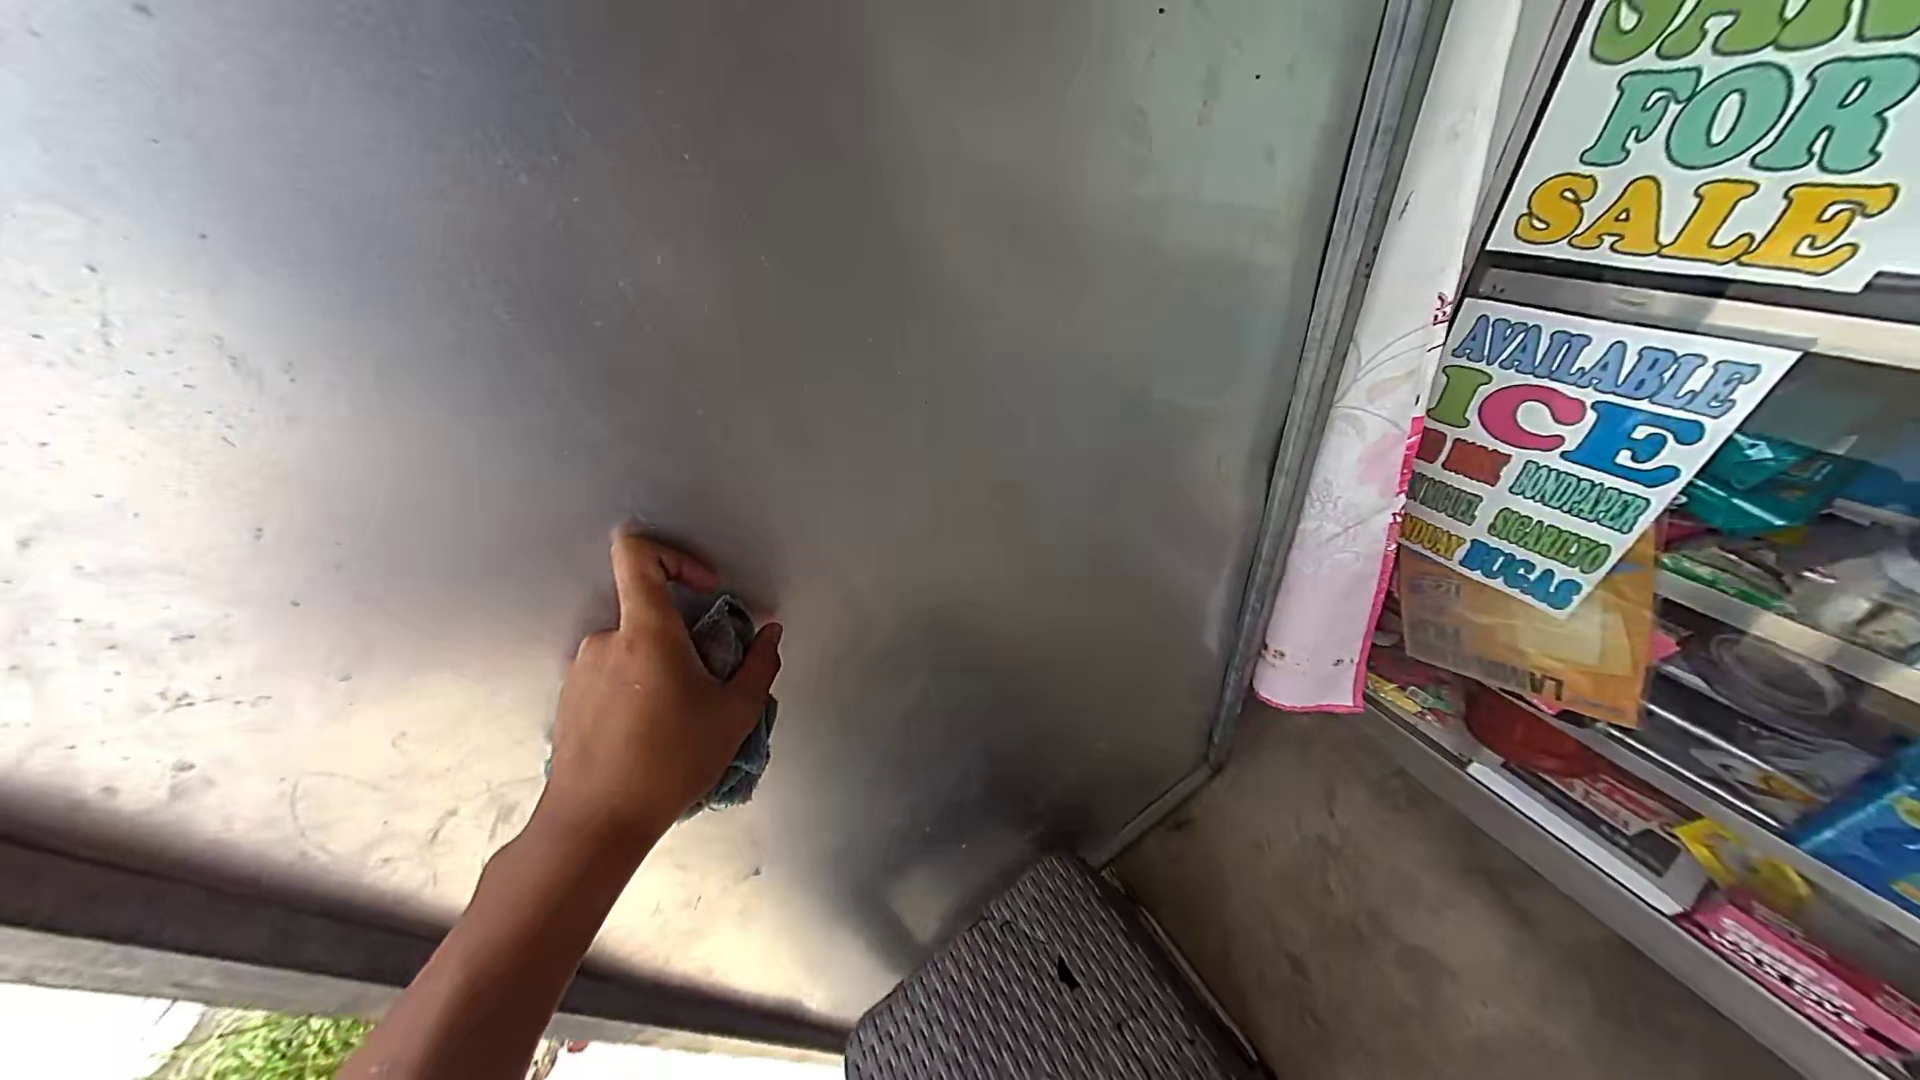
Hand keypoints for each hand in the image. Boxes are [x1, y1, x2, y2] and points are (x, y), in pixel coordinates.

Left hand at [535, 530, 781, 852]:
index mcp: (646, 633)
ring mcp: (583, 669)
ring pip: (637, 646)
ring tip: (682, 714)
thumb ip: (760, 663)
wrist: (595, 823)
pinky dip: (641, 685)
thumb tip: (770, 635)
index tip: (705, 586)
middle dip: (688, 637)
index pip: (638, 553)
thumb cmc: (666, 764)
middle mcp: (606, 641)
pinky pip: (615, 671)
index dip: (677, 555)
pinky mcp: (572, 696)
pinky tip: (654, 729)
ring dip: (665, 665)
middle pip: (652, 611)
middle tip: (707, 680)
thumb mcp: (734, 713)